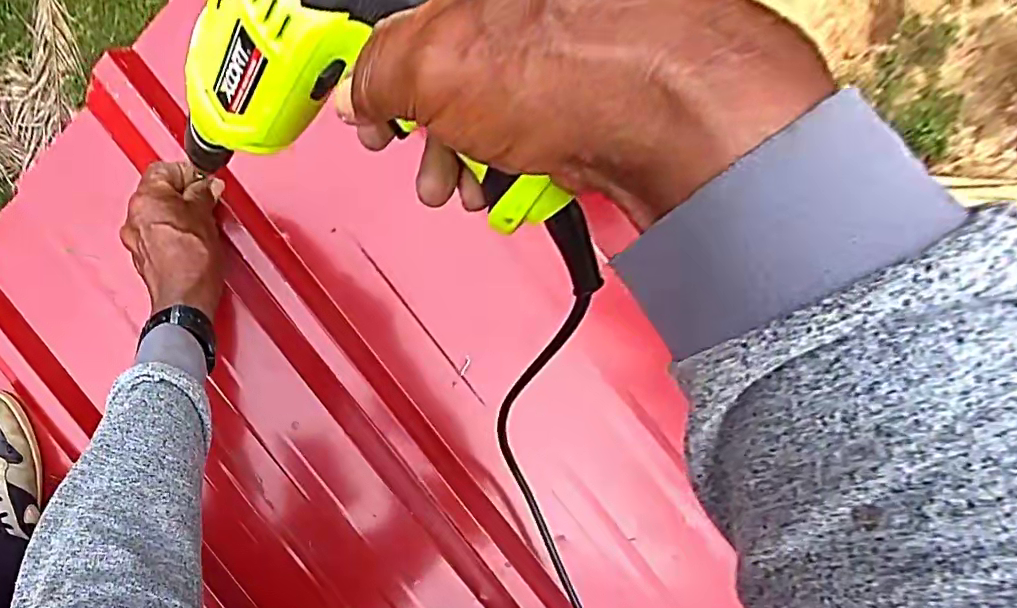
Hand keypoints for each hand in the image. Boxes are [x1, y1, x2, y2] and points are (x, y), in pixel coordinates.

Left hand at [120, 161, 225, 316]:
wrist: (185, 303)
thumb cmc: (191, 266)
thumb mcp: (205, 217)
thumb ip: (203, 194)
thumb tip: (206, 187)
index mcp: (145, 198)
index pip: (165, 169)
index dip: (189, 173)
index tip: (205, 182)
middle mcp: (133, 218)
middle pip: (159, 193)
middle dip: (182, 196)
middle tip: (205, 203)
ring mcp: (136, 242)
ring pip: (157, 217)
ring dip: (177, 217)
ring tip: (199, 227)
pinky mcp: (143, 261)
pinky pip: (157, 239)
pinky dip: (171, 238)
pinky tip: (189, 246)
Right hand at [338, 0, 834, 228]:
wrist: (663, 116)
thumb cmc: (579, 67)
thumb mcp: (436, 64)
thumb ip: (377, 72)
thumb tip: (354, 94)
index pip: (401, 24)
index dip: (369, 72)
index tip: (361, 112)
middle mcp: (515, 6)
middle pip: (437, 69)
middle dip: (417, 126)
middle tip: (411, 153)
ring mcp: (547, 47)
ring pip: (476, 106)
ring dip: (455, 156)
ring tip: (459, 181)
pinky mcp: (569, 93)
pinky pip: (513, 129)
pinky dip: (497, 161)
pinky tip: (496, 180)